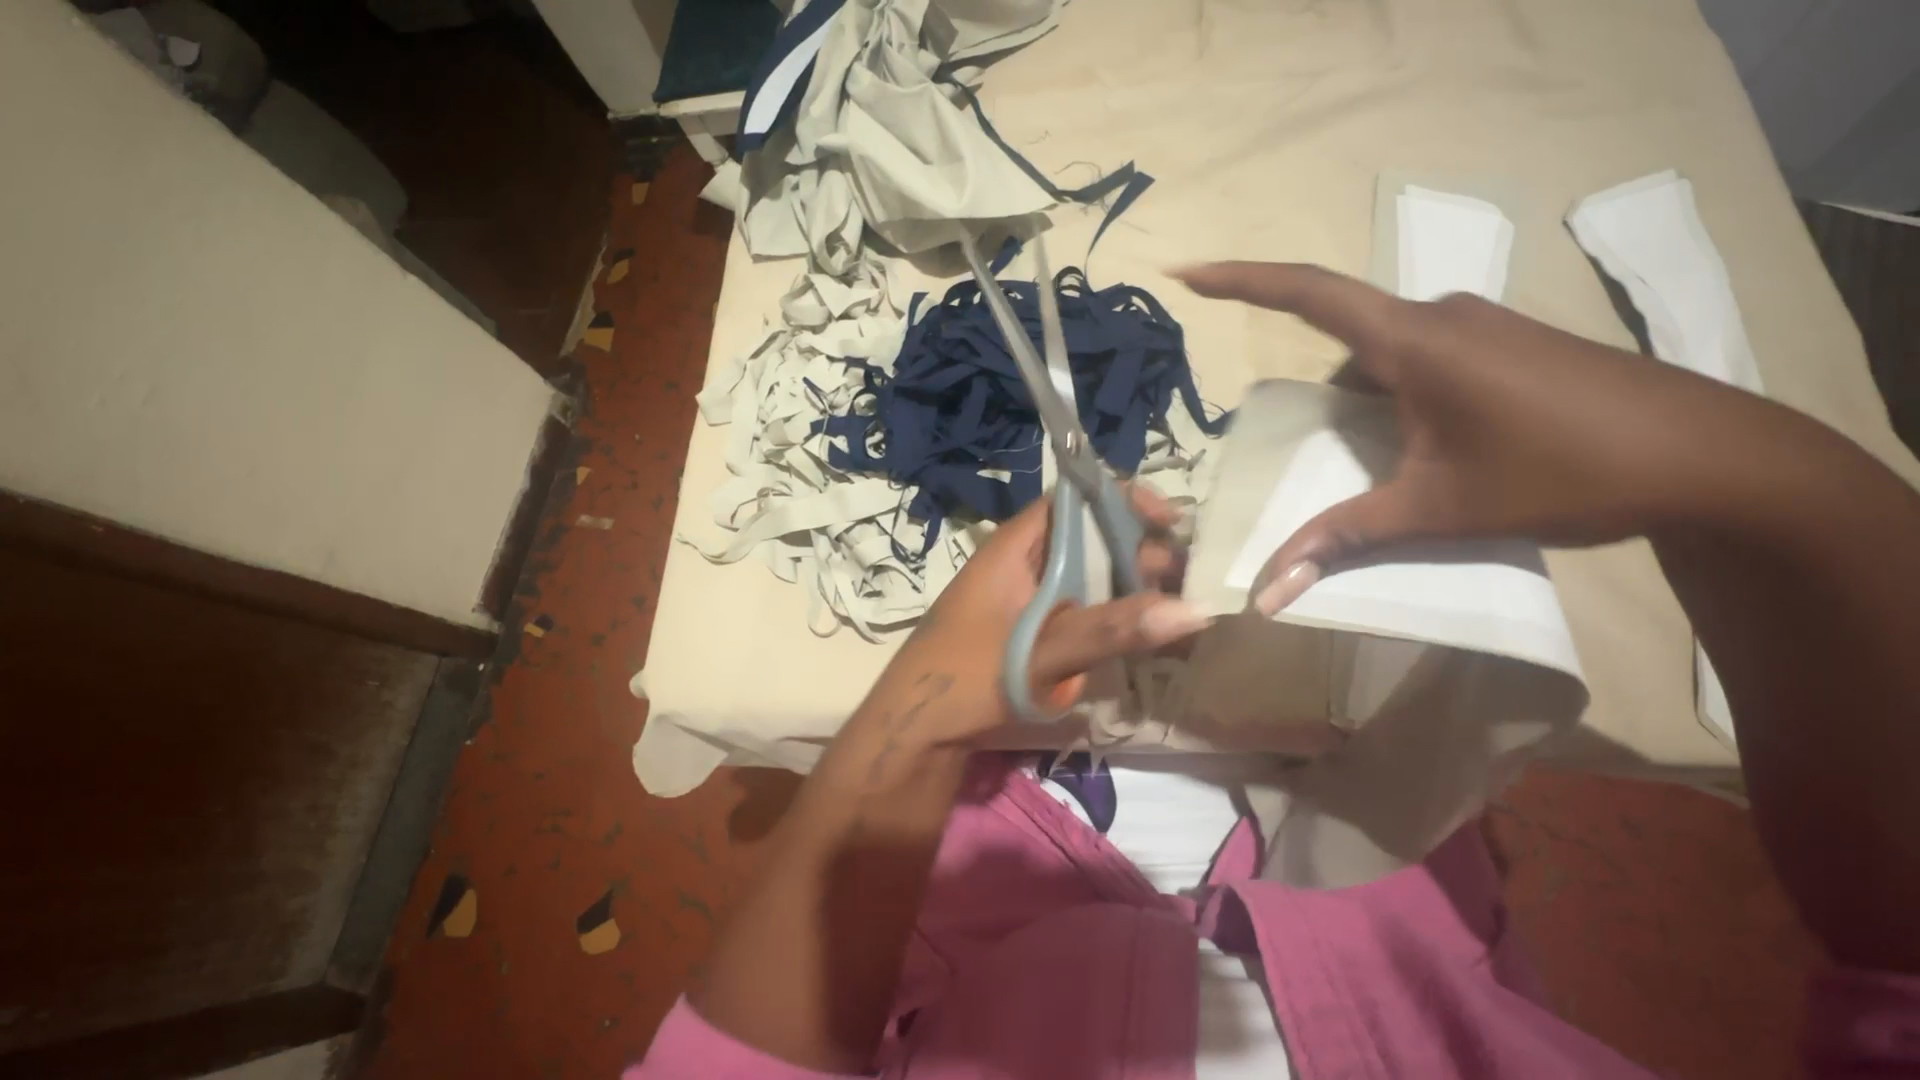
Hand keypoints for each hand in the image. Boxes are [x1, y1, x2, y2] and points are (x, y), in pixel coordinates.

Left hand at [854, 486, 1209, 745]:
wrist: (915, 733)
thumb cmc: (967, 680)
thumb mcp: (1042, 653)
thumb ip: (1114, 630)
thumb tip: (1196, 609)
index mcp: (1016, 547)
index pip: (1075, 500)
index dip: (1124, 501)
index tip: (1170, 522)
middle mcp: (1024, 563)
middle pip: (1090, 538)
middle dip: (1139, 551)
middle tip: (1185, 578)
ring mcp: (1028, 598)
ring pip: (1091, 576)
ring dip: (1133, 588)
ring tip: (1179, 609)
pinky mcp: (1033, 631)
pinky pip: (1082, 610)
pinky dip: (1114, 617)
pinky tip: (1149, 637)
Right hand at [1175, 261, 1778, 612]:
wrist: (1710, 459)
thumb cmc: (1559, 475)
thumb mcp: (1437, 513)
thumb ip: (1343, 541)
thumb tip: (1266, 593)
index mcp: (1412, 342)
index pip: (1306, 293)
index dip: (1239, 279)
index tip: (1185, 271)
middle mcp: (1442, 317)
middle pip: (1348, 342)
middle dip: (1325, 399)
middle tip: (1322, 456)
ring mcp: (1484, 326)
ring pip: (1389, 356)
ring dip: (1370, 405)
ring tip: (1395, 469)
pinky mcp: (1512, 344)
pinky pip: (1428, 359)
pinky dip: (1406, 399)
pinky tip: (1440, 450)